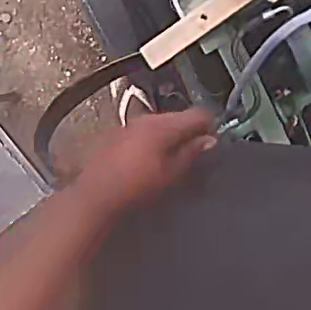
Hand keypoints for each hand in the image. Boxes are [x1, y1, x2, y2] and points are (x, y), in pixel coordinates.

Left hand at [66, 109, 216, 215]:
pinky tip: (152, 158)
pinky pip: (144, 129)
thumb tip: (209, 140)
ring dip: (172, 134)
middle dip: (190, 130)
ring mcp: (130, 124)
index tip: (214, 139)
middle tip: (197, 151)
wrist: (95, 195)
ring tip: (175, 157)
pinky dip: (154, 138)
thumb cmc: (135, 186)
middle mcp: (146, 119)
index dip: (210, 125)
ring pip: (161, 122)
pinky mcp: (118, 134)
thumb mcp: (171, 173)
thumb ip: (191, 153)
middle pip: (178, 116)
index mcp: (163, 126)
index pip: (197, 114)